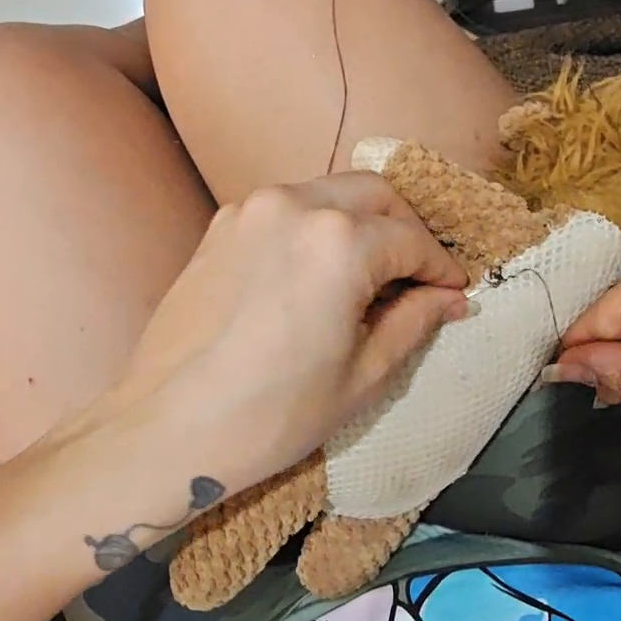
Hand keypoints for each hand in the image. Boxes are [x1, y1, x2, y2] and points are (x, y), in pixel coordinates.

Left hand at [100, 172, 468, 495]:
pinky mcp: (220, 225)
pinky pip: (285, 210)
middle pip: (374, 195)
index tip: (453, 294)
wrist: (167, 427)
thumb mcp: (361, 376)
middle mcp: (295, 205)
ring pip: (327, 194)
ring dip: (360, 223)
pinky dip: (314, 228)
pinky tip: (315, 273)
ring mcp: (250, 209)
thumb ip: (413, 323)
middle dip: (406, 230)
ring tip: (369, 276)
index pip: (411, 240)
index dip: (441, 269)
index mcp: (339, 242)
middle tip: (417, 277)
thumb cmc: (273, 414)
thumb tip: (451, 299)